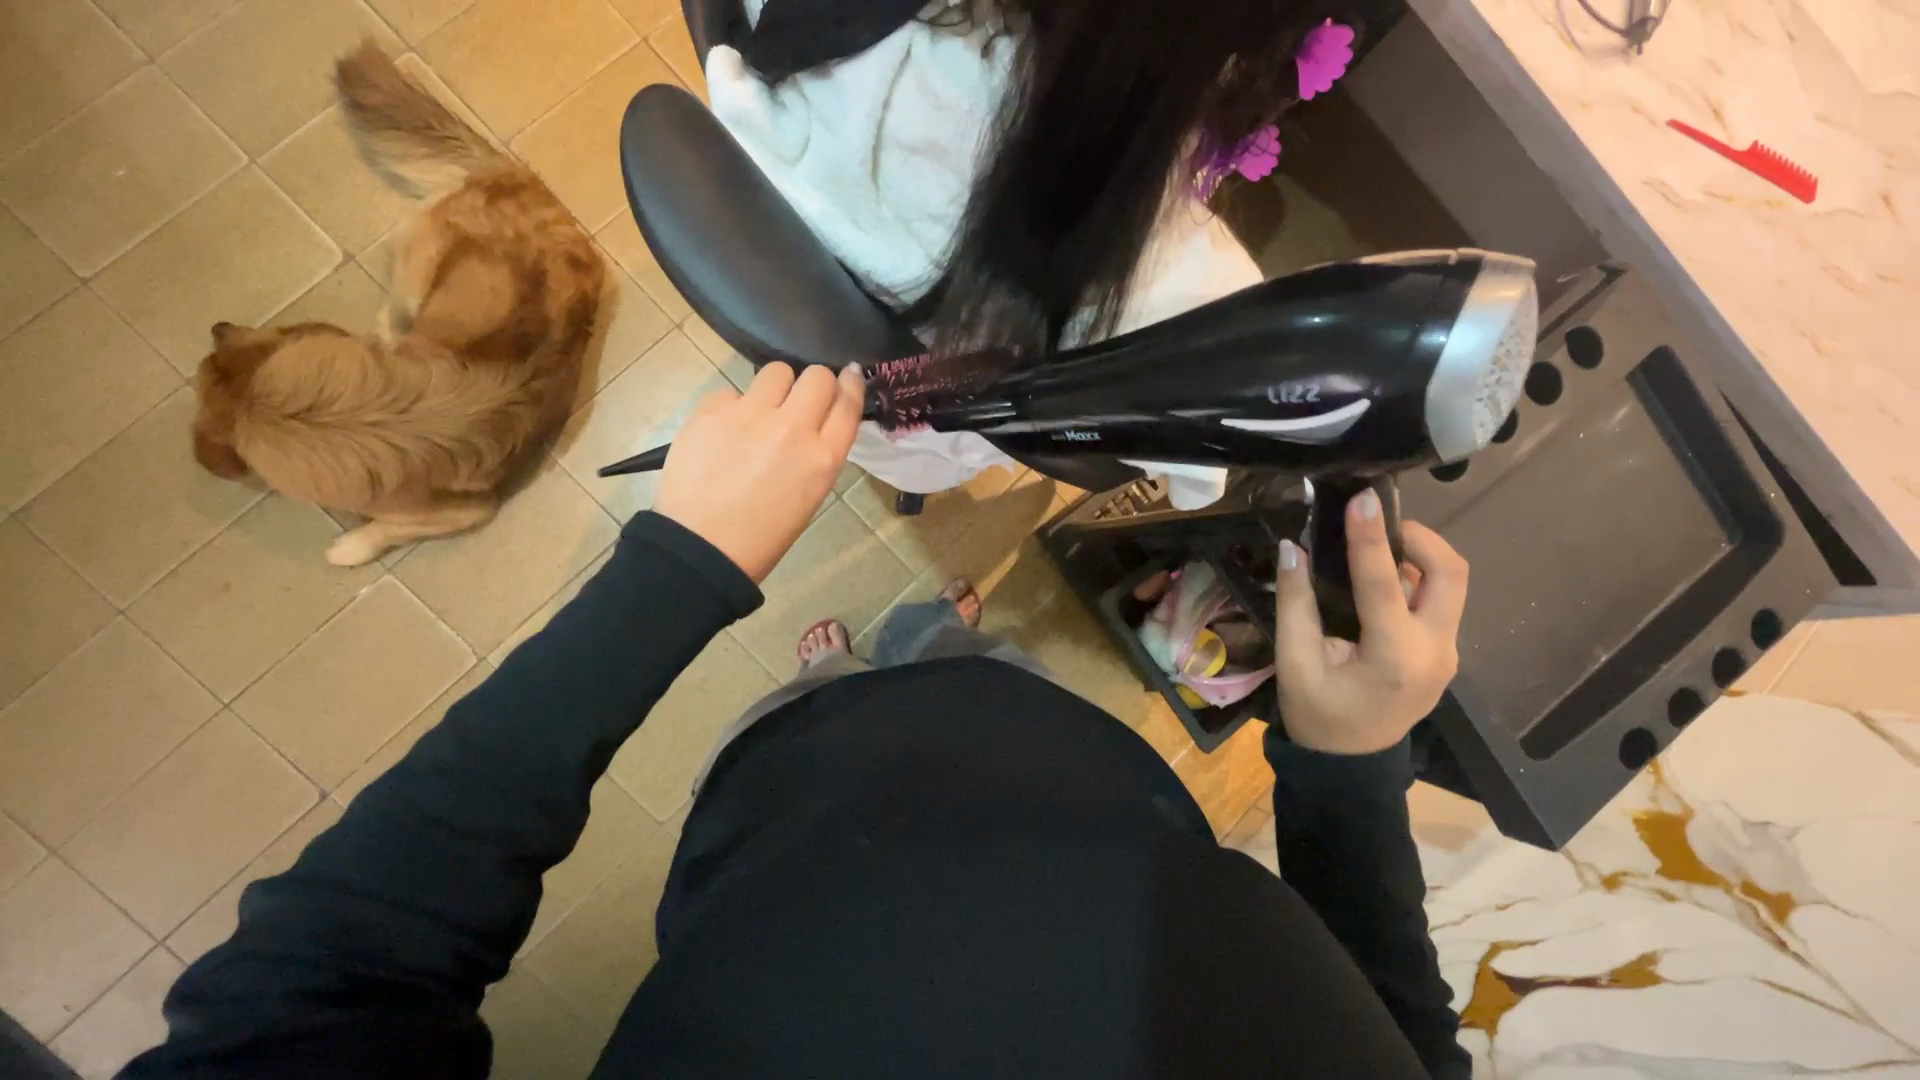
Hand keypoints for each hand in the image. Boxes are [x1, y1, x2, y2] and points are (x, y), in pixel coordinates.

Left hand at [653, 363, 863, 581]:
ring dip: (775, 387)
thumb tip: (814, 423)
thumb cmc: (762, 537)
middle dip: (814, 383)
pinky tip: (723, 432)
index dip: (851, 384)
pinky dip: (732, 407)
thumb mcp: (810, 496)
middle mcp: (792, 428)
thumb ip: (818, 454)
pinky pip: (732, 391)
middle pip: (817, 377)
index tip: (847, 376)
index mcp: (823, 458)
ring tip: (760, 411)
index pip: (848, 403)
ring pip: (776, 372)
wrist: (701, 549)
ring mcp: (750, 415)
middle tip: (800, 400)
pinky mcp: (711, 411)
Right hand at [1272, 491, 1467, 754]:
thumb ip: (1296, 603)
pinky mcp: (1445, 654)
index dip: (1371, 536)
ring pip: (1452, 585)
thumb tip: (1292, 549)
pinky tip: (1382, 581)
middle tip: (1379, 525)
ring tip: (1377, 549)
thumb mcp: (1295, 661)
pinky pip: (1441, 603)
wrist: (1348, 764)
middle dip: (1420, 538)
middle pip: (1451, 573)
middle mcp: (1435, 651)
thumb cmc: (1316, 715)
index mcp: (1394, 656)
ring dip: (1421, 557)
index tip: (1361, 498)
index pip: (1385, 582)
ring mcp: (1448, 654)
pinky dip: (1417, 580)